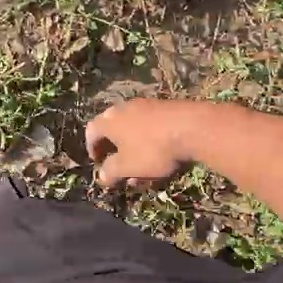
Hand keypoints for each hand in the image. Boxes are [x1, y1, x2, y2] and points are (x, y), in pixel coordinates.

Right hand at [84, 99, 198, 186]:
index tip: (98, 162)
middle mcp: (121, 109)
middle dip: (114, 148)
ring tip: (143, 165)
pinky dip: (148, 138)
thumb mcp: (129, 167)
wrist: (191, 127)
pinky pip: (149, 124)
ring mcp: (143, 106)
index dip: (92, 148)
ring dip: (133, 145)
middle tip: (120, 164)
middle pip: (111, 128)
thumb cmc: (153, 149)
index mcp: (107, 121)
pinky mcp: (162, 106)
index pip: (91, 132)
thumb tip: (101, 176)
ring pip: (132, 127)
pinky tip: (160, 152)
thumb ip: (111, 172)